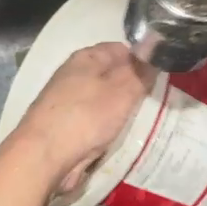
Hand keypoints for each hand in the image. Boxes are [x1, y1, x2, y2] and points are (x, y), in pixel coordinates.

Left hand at [1, 43, 154, 191]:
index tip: (161, 77)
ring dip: (121, 112)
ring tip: (145, 121)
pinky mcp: (65, 127)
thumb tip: (154, 52)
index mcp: (86, 58)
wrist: (45, 156)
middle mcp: (74, 75)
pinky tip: (121, 137)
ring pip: (104, 101)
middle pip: (112, 76)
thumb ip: (140, 72)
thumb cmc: (86, 116)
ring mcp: (68, 102)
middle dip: (133, 88)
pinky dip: (107, 129)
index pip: (121, 49)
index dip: (142, 60)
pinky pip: (95, 123)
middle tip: (157, 102)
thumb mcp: (122, 90)